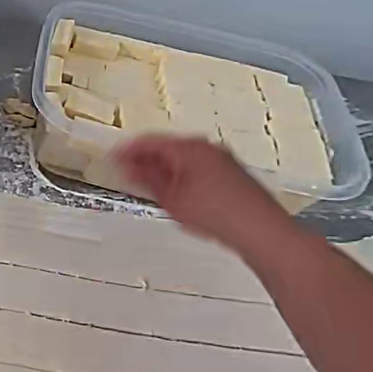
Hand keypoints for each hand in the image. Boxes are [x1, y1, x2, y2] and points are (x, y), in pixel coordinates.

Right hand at [115, 135, 295, 254]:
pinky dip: (179, 174)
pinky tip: (174, 192)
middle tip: (126, 171)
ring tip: (147, 185)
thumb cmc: (221, 214)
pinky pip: (196, 166)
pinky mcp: (229, 172)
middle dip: (144, 160)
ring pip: (181, 158)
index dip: (127, 150)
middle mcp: (207, 148)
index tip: (113, 156)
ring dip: (162, 168)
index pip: (149, 142)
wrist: (259, 230)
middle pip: (166, 147)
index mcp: (190, 149)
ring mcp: (221, 159)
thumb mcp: (171, 199)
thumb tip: (130, 169)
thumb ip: (147, 180)